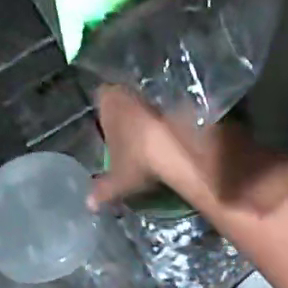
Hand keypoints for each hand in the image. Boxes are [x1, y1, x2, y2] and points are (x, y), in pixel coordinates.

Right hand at [87, 85, 287, 216]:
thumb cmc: (149, 161)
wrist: (196, 149)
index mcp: (113, 99)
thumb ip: (106, 190)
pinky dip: (186, 114)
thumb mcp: (123, 182)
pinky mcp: (198, 91)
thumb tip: (88, 204)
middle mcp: (140, 82)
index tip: (117, 132)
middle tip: (139, 134)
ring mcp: (171, 84)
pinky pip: (185, 99)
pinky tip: (189, 134)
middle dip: (136, 109)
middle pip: (133, 93)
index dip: (110, 116)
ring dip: (161, 109)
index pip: (104, 98)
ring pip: (160, 93)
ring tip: (163, 135)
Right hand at [87, 86, 205, 209]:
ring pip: (144, 111)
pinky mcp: (179, 108)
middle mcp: (130, 93)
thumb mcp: (117, 182)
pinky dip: (163, 132)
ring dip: (144, 127)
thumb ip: (101, 192)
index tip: (106, 134)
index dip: (103, 117)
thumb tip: (89, 205)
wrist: (180, 154)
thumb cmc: (137, 161)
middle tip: (124, 146)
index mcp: (108, 100)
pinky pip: (164, 120)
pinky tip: (164, 151)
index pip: (100, 100)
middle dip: (124, 122)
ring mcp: (156, 99)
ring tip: (145, 151)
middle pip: (123, 106)